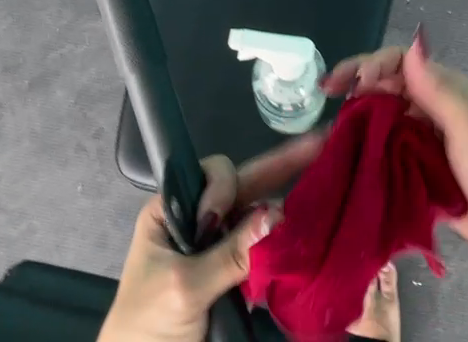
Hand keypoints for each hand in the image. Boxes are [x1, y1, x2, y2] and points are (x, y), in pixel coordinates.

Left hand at [98, 136, 322, 341]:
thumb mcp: (184, 288)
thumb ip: (229, 254)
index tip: (216, 220)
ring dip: (284, 209)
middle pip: (241, 189)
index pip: (210, 177)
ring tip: (322, 192)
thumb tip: (276, 215)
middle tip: (317, 143)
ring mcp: (217, 250)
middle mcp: (198, 222)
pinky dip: (284, 243)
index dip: (224, 189)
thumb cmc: (146, 326)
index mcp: (172, 211)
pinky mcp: (233, 278)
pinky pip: (262, 250)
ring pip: (256, 219)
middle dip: (279, 168)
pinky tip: (308, 233)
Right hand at [324, 34, 467, 295]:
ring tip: (327, 123)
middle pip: (387, 86)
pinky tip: (342, 152)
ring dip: (356, 116)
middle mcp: (433, 108)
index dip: (372, 65)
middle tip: (325, 94)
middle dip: (356, 85)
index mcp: (448, 89)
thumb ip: (437, 87)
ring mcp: (424, 139)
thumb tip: (414, 40)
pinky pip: (385, 150)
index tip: (350, 83)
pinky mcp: (417, 169)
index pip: (401, 62)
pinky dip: (365, 147)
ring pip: (382, 117)